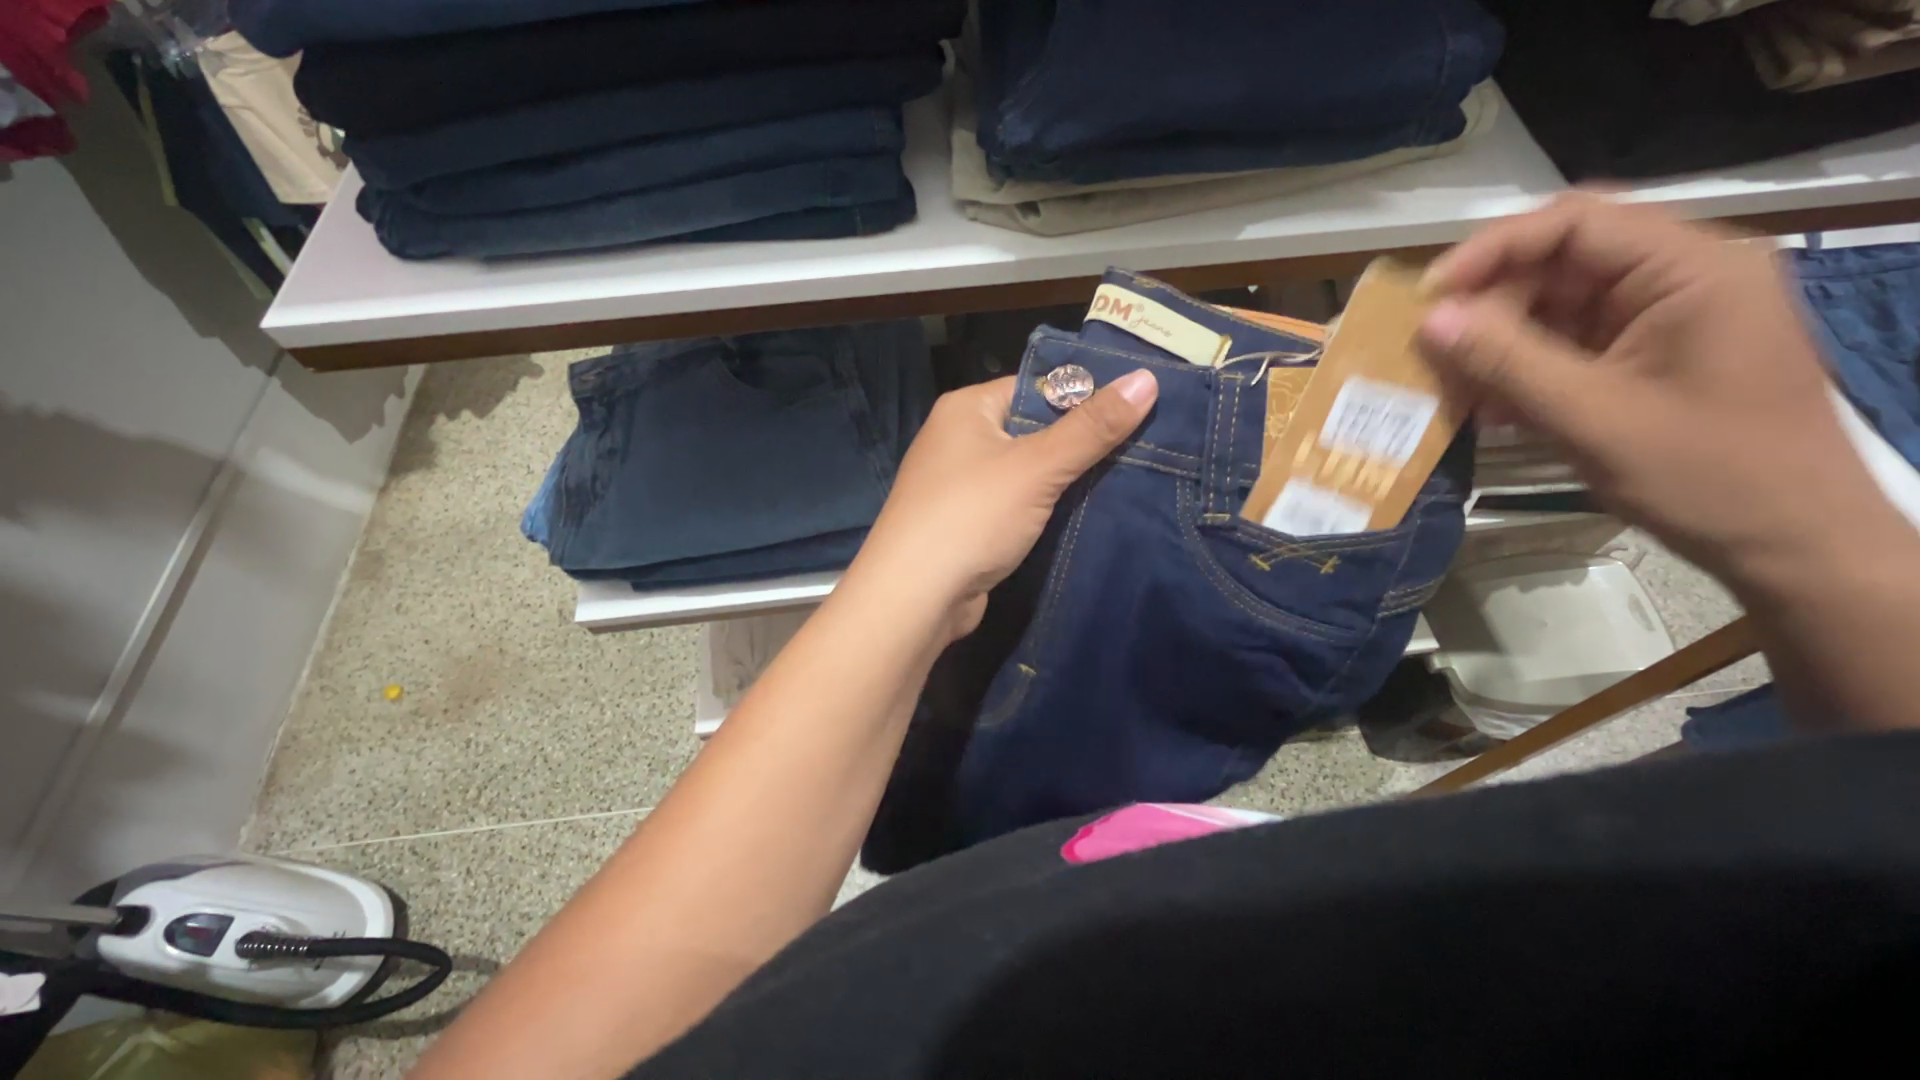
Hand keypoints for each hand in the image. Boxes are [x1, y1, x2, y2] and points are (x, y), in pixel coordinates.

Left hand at [846, 370, 1158, 640]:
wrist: (913, 599)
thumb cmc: (971, 517)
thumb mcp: (1037, 467)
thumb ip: (1091, 428)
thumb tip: (1147, 378)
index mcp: (967, 408)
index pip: (1037, 386)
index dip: (1086, 395)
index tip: (1140, 407)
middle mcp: (959, 439)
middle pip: (1035, 429)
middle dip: (1083, 442)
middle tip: (1147, 447)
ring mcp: (961, 486)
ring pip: (1029, 473)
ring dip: (1068, 481)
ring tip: (1131, 481)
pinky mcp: (968, 526)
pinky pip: (1018, 506)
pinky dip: (1047, 511)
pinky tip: (1088, 516)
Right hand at [1414, 193, 1893, 587]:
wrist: (1793, 543)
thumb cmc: (1707, 475)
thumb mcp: (1593, 417)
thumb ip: (1508, 361)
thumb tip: (1430, 320)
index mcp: (1692, 267)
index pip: (1574, 223)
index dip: (1491, 251)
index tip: (1429, 297)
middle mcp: (1682, 275)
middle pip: (1561, 261)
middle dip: (1490, 306)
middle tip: (1437, 354)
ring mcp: (1667, 316)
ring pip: (1558, 304)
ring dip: (1500, 343)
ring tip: (1454, 388)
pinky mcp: (1651, 354)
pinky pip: (1571, 342)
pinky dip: (1525, 369)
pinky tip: (1489, 406)